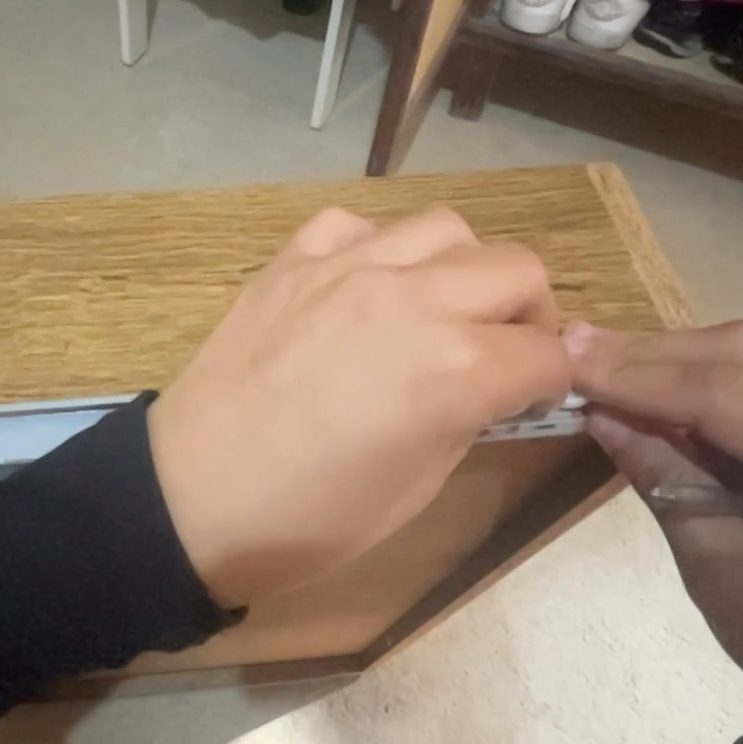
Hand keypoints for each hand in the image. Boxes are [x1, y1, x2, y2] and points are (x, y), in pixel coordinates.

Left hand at [147, 207, 569, 607]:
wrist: (192, 499)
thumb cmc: (309, 519)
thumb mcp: (415, 488)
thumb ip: (466, 418)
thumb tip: (488, 386)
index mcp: (454, 368)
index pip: (547, 354)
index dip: (550, 381)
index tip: (530, 397)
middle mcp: (412, 298)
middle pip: (516, 268)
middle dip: (525, 314)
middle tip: (496, 351)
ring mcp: (345, 267)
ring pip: (444, 227)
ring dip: (460, 269)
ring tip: (434, 309)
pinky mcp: (290, 261)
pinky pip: (355, 224)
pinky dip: (375, 248)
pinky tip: (362, 286)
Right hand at [565, 320, 742, 743]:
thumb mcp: (719, 572)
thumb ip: (663, 479)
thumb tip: (598, 412)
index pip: (726, 392)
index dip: (635, 372)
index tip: (563, 358)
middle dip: (654, 352)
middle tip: (577, 353)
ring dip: (683, 360)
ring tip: (611, 372)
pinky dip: (718, 381)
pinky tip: (670, 398)